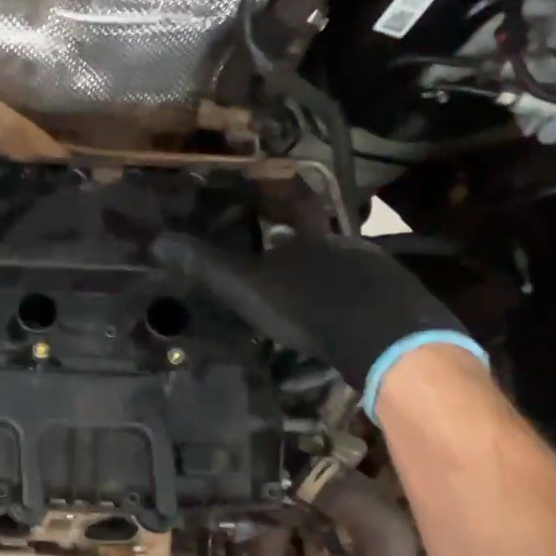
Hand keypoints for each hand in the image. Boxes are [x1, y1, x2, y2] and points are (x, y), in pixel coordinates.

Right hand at [151, 233, 486, 417]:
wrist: (381, 332)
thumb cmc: (305, 307)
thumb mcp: (245, 288)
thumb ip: (206, 265)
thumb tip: (158, 240)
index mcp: (303, 240)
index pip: (286, 224)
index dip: (275, 230)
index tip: (266, 240)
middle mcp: (340, 244)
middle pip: (316, 245)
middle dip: (302, 258)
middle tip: (287, 280)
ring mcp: (375, 266)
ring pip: (344, 268)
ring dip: (329, 281)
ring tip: (315, 305)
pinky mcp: (397, 293)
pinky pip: (369, 292)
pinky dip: (355, 302)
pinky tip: (347, 322)